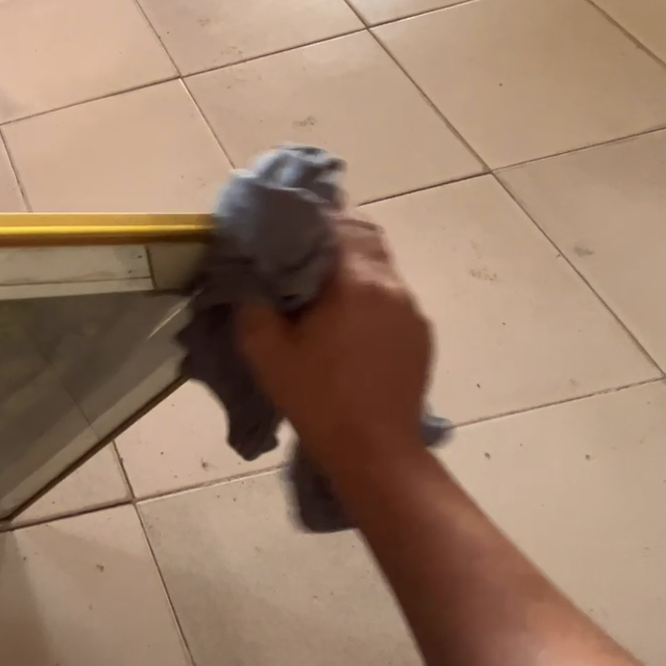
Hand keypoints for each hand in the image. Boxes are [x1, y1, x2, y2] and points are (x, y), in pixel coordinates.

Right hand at [235, 214, 433, 472]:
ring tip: (311, 282)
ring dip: (347, 263)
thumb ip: (251, 303)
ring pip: (379, 266)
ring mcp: (412, 313)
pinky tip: (338, 317)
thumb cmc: (316, 396)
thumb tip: (247, 277)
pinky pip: (388, 295)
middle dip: (330, 232)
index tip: (282, 216)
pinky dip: (362, 291)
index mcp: (357, 284)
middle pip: (366, 237)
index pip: (341, 223)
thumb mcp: (264, 348)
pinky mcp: (418, 335)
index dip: (311, 213)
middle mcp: (394, 288)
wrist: (374, 452)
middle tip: (292, 243)